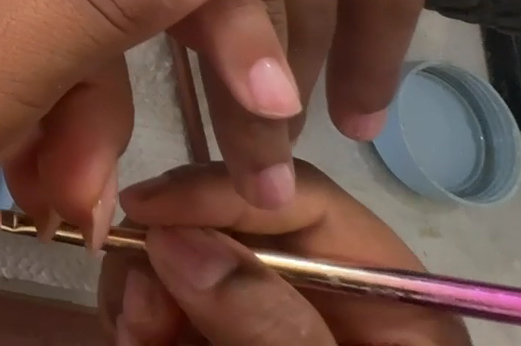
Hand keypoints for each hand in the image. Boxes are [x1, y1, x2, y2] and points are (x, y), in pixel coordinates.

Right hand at [99, 161, 471, 345]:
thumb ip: (269, 332)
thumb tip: (177, 237)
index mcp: (390, 304)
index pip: (302, 201)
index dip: (222, 190)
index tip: (143, 210)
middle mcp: (323, 293)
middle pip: (225, 219)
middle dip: (166, 251)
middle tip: (135, 313)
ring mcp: (261, 311)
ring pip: (178, 251)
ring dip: (140, 289)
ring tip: (130, 340)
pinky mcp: (212, 330)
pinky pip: (158, 293)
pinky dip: (135, 313)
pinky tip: (133, 341)